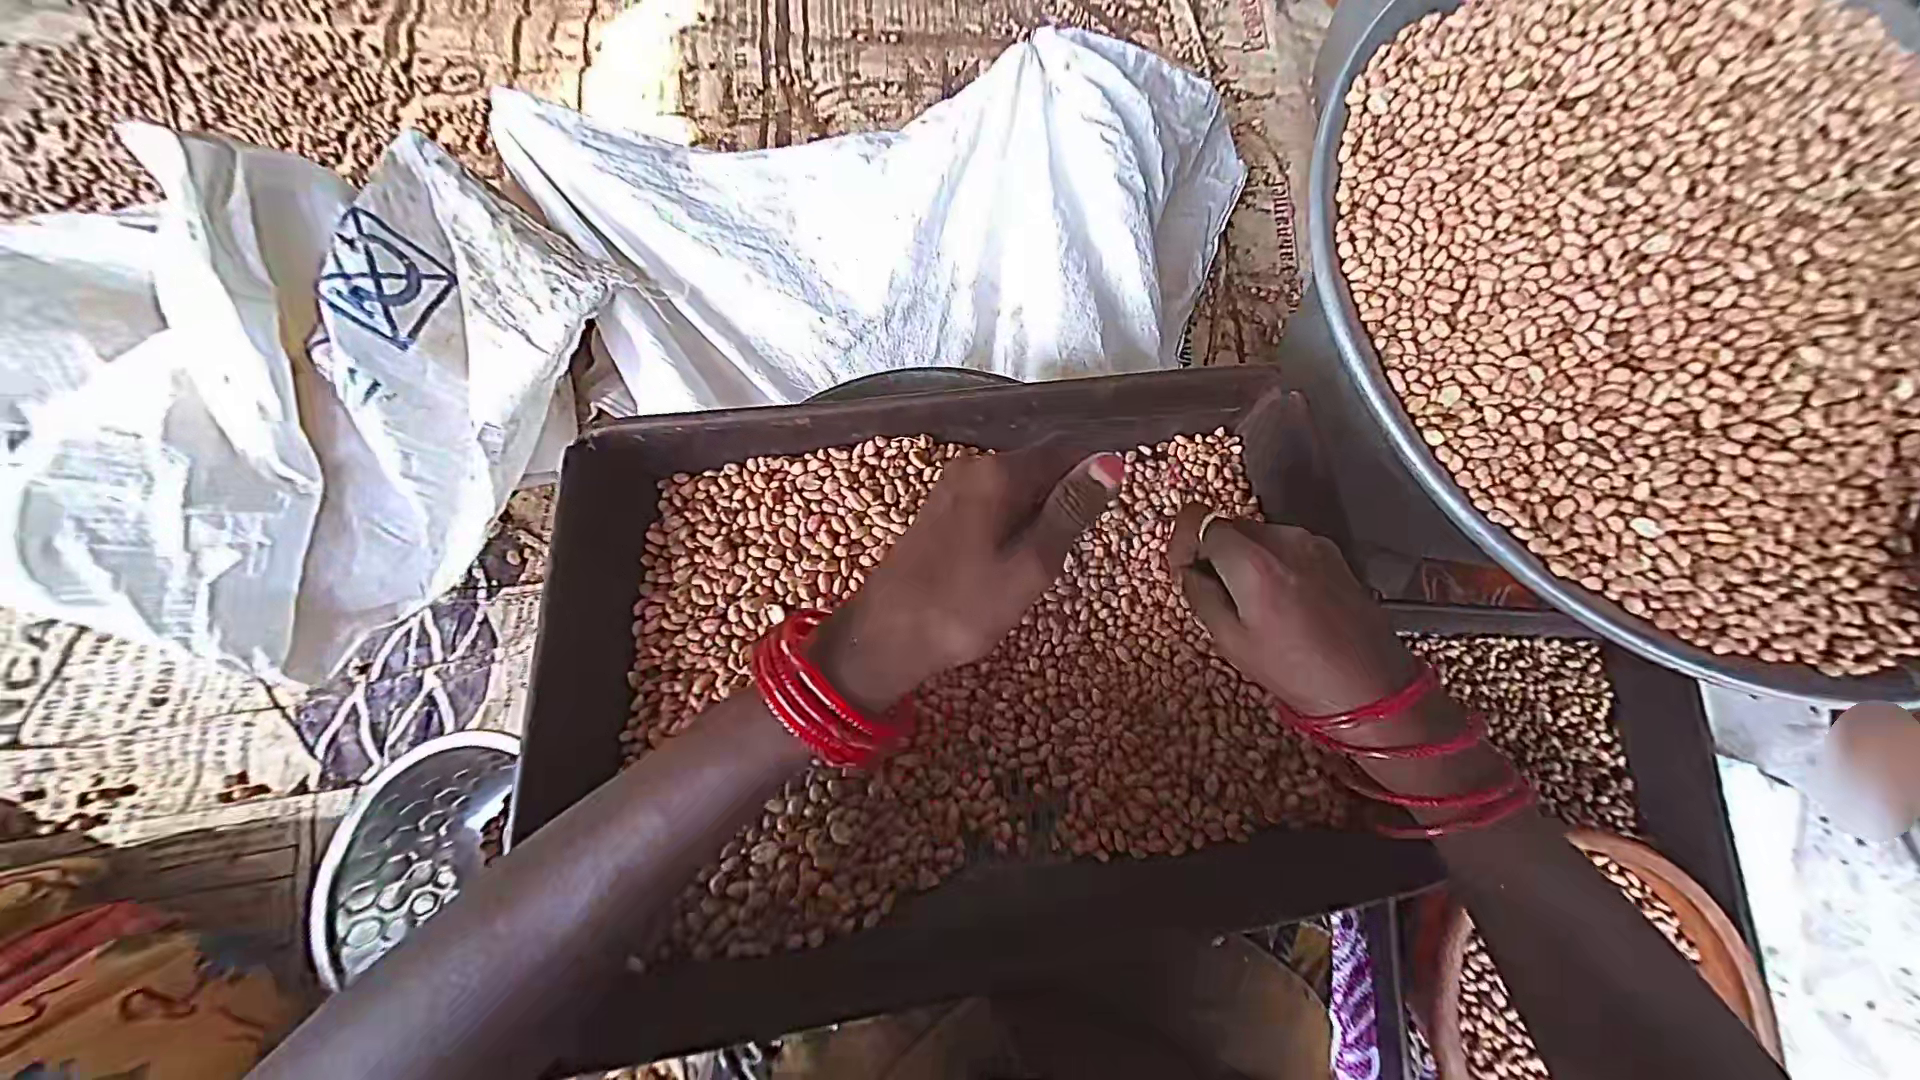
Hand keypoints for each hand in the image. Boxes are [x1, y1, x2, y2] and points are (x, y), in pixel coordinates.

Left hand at [811, 443, 1125, 712]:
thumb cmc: (962, 607)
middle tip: (1078, 546)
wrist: (883, 636)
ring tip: (1047, 559)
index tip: (1119, 501)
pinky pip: (992, 502)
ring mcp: (952, 487)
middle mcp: (972, 467)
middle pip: (1039, 465)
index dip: (1097, 469)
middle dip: (1067, 495)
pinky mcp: (941, 511)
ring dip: (1041, 513)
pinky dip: (1014, 522)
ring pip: (1016, 486)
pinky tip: (1014, 558)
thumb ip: (1069, 511)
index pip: (1064, 449)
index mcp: (997, 473)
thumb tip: (1111, 461)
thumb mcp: (1029, 564)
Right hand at [1168, 505, 1417, 715]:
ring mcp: (1311, 543)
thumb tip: (1187, 572)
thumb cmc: (1298, 671)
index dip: (1181, 540)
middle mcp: (1284, 541)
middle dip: (1208, 551)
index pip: (1199, 519)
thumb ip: (1200, 594)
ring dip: (1238, 557)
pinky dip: (1266, 561)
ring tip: (1245, 601)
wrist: (1371, 687)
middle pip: (1225, 525)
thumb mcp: (1230, 639)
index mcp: (1254, 563)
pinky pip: (1281, 544)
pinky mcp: (1330, 552)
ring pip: (1253, 534)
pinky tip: (1275, 599)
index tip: (1181, 565)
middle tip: (1207, 588)